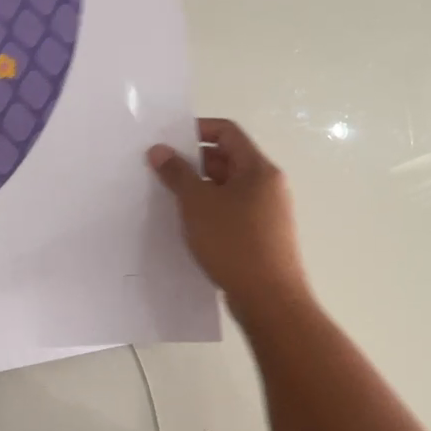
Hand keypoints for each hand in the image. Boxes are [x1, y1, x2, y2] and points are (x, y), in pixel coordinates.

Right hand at [148, 119, 307, 326]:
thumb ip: (177, 173)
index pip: (227, 132)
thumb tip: (159, 150)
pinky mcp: (264, 236)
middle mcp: (269, 185)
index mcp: (258, 169)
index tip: (169, 141)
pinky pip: (234, 211)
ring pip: (229, 188)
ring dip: (201, 188)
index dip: (197, 129)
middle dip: (194, 162)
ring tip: (171, 199)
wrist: (270, 301)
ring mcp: (269, 212)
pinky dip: (212, 210)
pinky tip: (190, 227)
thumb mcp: (197, 204)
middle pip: (228, 159)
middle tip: (162, 171)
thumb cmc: (234, 243)